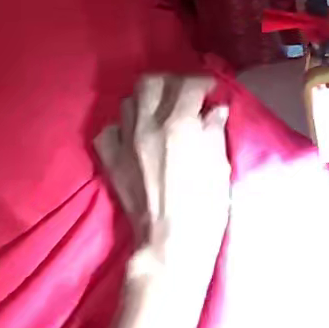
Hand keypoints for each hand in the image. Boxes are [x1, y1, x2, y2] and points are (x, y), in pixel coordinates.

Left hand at [94, 75, 232, 287]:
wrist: (170, 244)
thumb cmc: (205, 209)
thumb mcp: (219, 166)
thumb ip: (214, 132)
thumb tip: (215, 110)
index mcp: (178, 125)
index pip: (187, 85)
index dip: (202, 82)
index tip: (210, 89)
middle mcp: (146, 126)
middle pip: (150, 83)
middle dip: (169, 83)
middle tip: (183, 94)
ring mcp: (124, 143)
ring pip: (128, 102)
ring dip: (146, 101)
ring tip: (160, 111)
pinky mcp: (111, 162)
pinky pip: (109, 131)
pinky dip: (122, 127)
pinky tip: (135, 135)